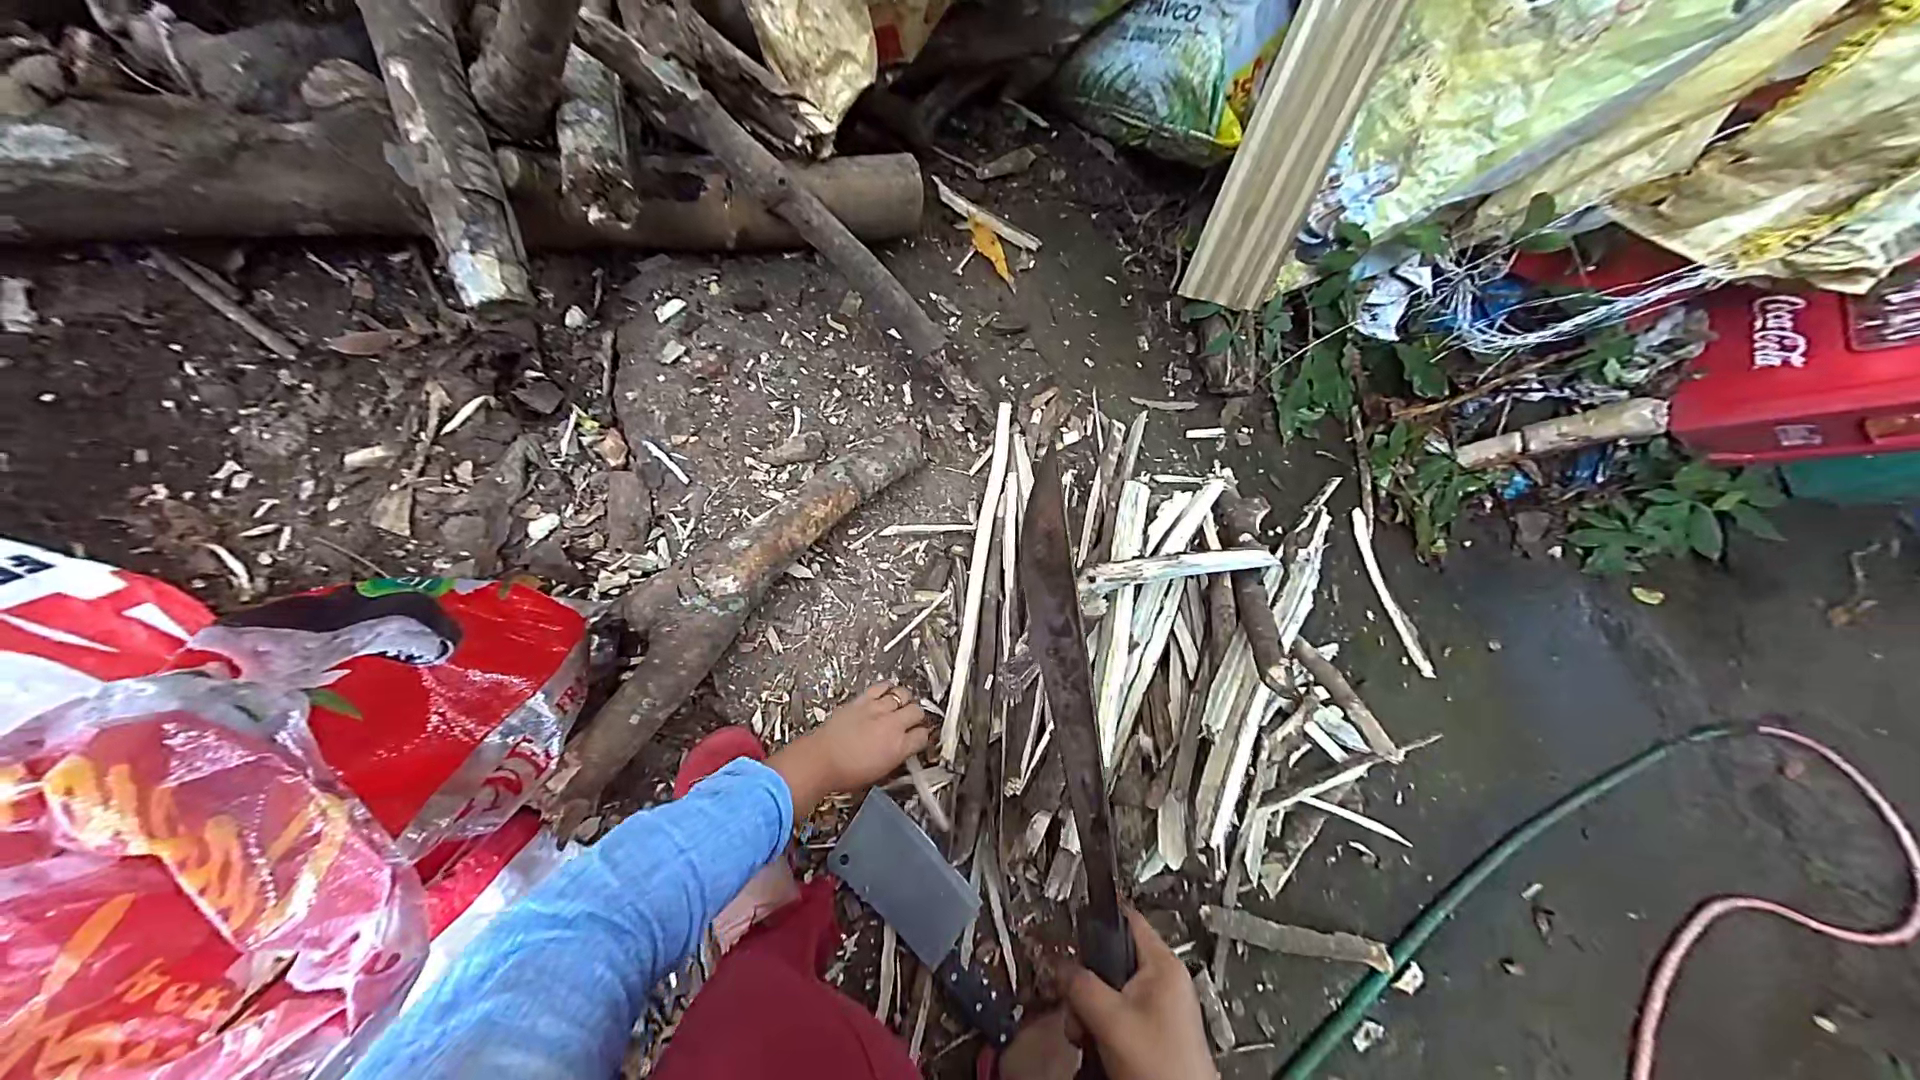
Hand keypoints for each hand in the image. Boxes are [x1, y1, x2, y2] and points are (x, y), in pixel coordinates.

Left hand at [766, 681, 929, 814]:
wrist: (819, 761)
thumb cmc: (845, 772)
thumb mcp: (880, 772)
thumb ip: (895, 756)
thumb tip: (901, 749)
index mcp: (899, 748)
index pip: (922, 736)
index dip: (922, 736)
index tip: (918, 736)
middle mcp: (892, 726)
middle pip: (917, 711)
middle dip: (917, 716)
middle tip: (912, 719)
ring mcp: (877, 710)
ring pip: (903, 694)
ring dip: (905, 700)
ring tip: (902, 703)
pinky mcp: (862, 700)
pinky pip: (882, 686)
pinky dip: (888, 687)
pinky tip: (887, 691)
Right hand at [1063, 910, 1217, 1079]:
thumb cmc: (1161, 1067)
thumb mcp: (1110, 1018)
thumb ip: (1080, 984)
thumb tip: (1059, 964)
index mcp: (1162, 964)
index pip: (1126, 918)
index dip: (1098, 920)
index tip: (1073, 928)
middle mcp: (1163, 981)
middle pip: (1110, 960)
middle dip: (1085, 984)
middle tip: (1077, 1006)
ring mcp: (1159, 1008)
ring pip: (1110, 991)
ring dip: (1089, 1011)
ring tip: (1085, 1035)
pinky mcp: (1152, 1032)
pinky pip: (1117, 1014)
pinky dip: (1101, 1027)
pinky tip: (1096, 1047)